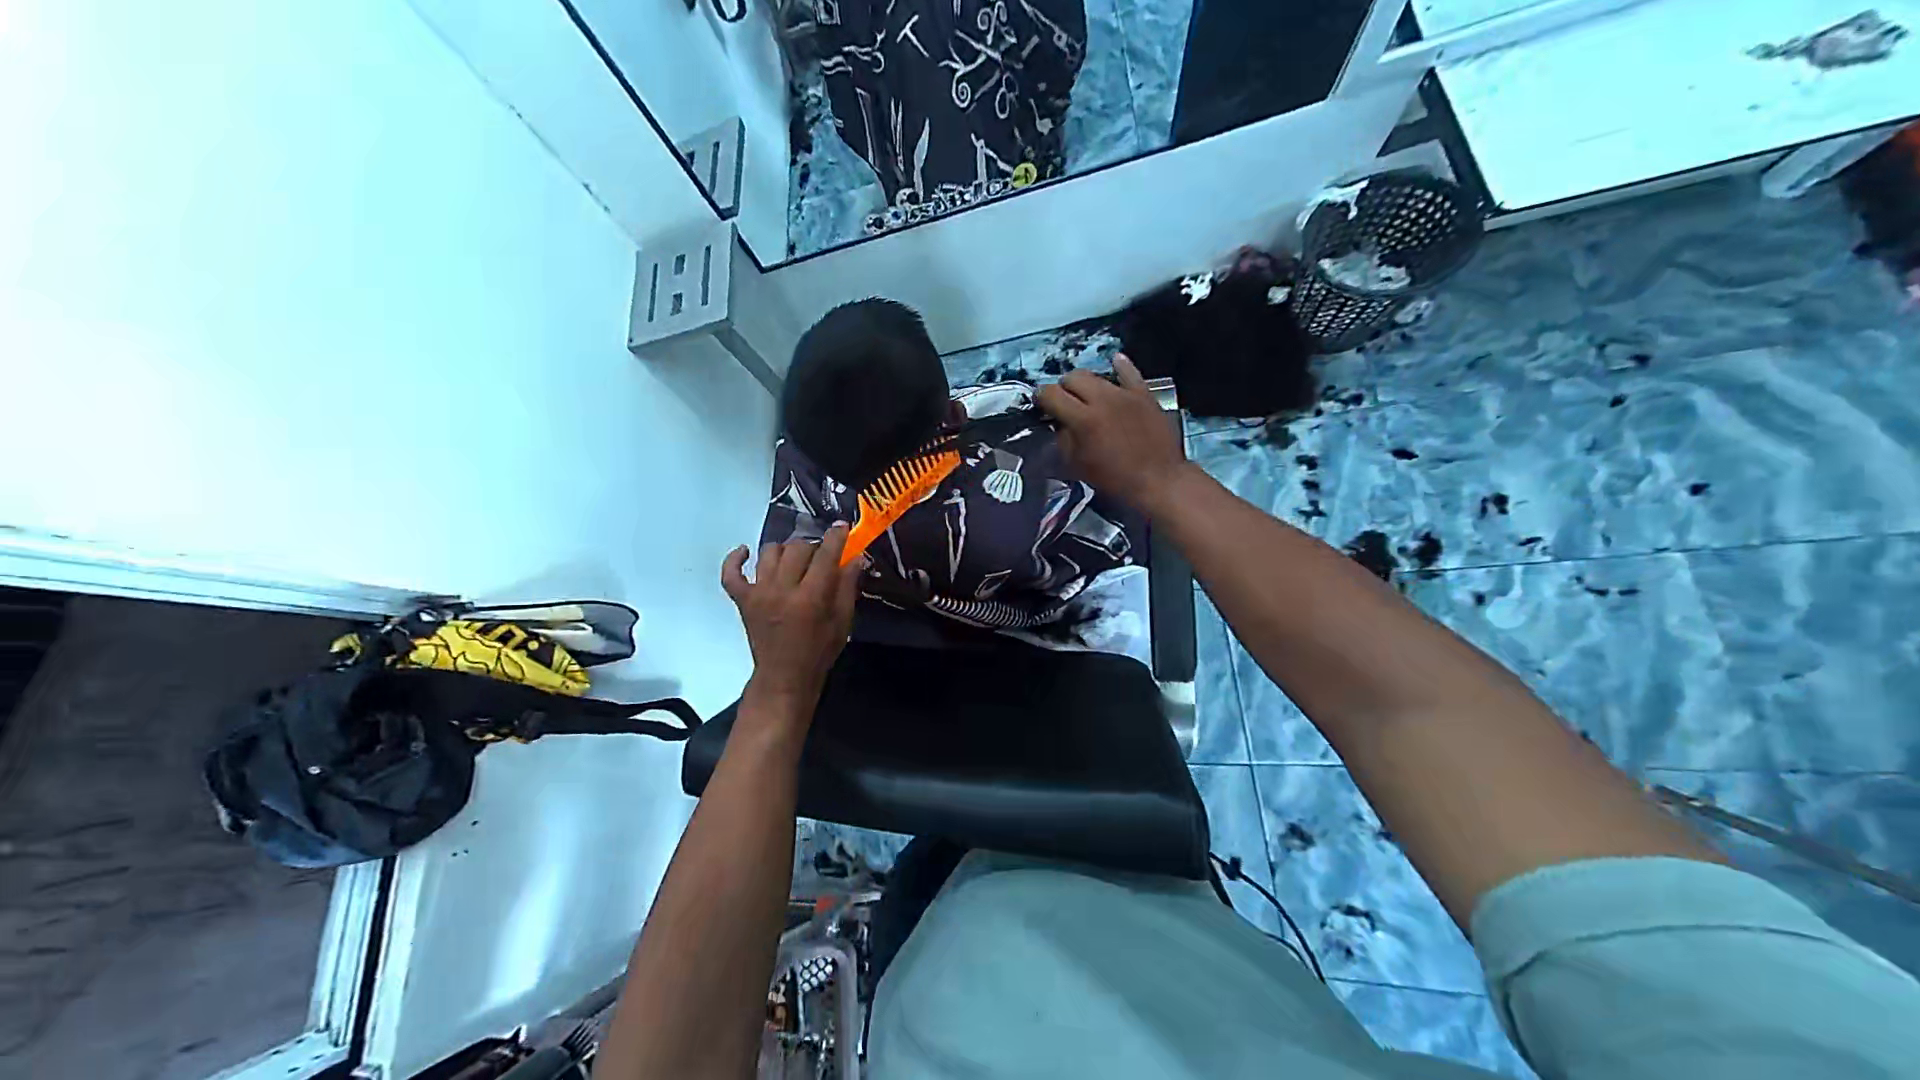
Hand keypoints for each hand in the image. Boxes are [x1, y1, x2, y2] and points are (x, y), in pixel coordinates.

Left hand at [721, 524, 860, 720]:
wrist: (784, 677)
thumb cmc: (819, 651)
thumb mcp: (843, 621)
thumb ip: (847, 587)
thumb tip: (855, 557)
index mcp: (811, 598)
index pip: (825, 555)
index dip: (836, 537)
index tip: (841, 527)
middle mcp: (782, 590)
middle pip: (797, 548)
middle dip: (813, 547)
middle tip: (820, 557)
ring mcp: (758, 593)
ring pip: (770, 552)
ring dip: (786, 550)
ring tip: (795, 560)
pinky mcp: (742, 600)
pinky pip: (731, 573)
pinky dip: (735, 559)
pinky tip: (746, 552)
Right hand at [1037, 354, 1187, 511]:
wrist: (1158, 480)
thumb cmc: (1114, 479)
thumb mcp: (1077, 465)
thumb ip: (1063, 438)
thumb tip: (1059, 423)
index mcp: (1082, 419)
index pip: (1050, 394)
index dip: (1041, 397)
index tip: (1041, 405)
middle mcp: (1102, 399)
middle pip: (1072, 377)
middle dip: (1063, 388)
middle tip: (1065, 403)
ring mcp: (1125, 394)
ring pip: (1097, 375)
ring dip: (1086, 384)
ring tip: (1087, 397)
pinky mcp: (1144, 394)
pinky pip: (1129, 372)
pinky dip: (1120, 366)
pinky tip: (1115, 361)